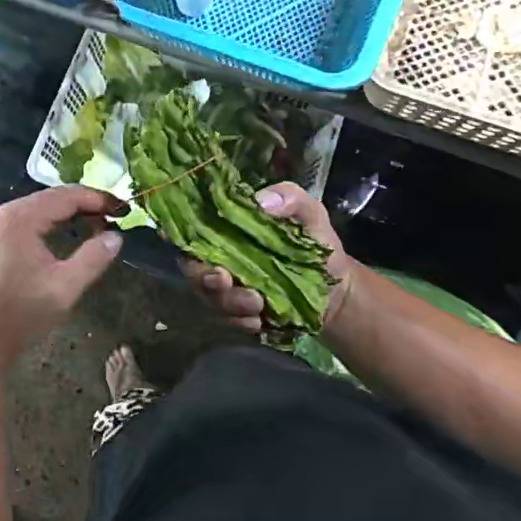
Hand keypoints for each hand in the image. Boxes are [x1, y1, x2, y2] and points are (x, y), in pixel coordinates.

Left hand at [0, 186, 125, 362]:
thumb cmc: (22, 312)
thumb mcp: (65, 287)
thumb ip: (93, 258)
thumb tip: (116, 237)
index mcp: (24, 217)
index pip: (68, 195)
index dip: (99, 199)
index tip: (124, 209)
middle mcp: (11, 213)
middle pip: (56, 196)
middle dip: (88, 203)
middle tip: (118, 214)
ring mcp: (3, 225)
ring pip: (47, 207)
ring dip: (75, 212)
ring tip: (103, 223)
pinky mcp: (3, 239)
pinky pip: (37, 219)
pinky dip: (59, 222)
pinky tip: (76, 233)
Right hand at [180, 181, 357, 332]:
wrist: (335, 292)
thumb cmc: (317, 244)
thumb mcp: (311, 213)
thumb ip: (291, 198)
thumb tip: (262, 202)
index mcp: (230, 229)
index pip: (194, 230)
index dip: (185, 240)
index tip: (198, 252)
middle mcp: (220, 257)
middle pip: (193, 268)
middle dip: (206, 278)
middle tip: (228, 281)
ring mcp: (227, 288)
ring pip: (209, 297)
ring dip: (229, 303)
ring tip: (259, 305)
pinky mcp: (237, 314)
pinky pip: (226, 320)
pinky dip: (239, 322)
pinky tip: (260, 321)